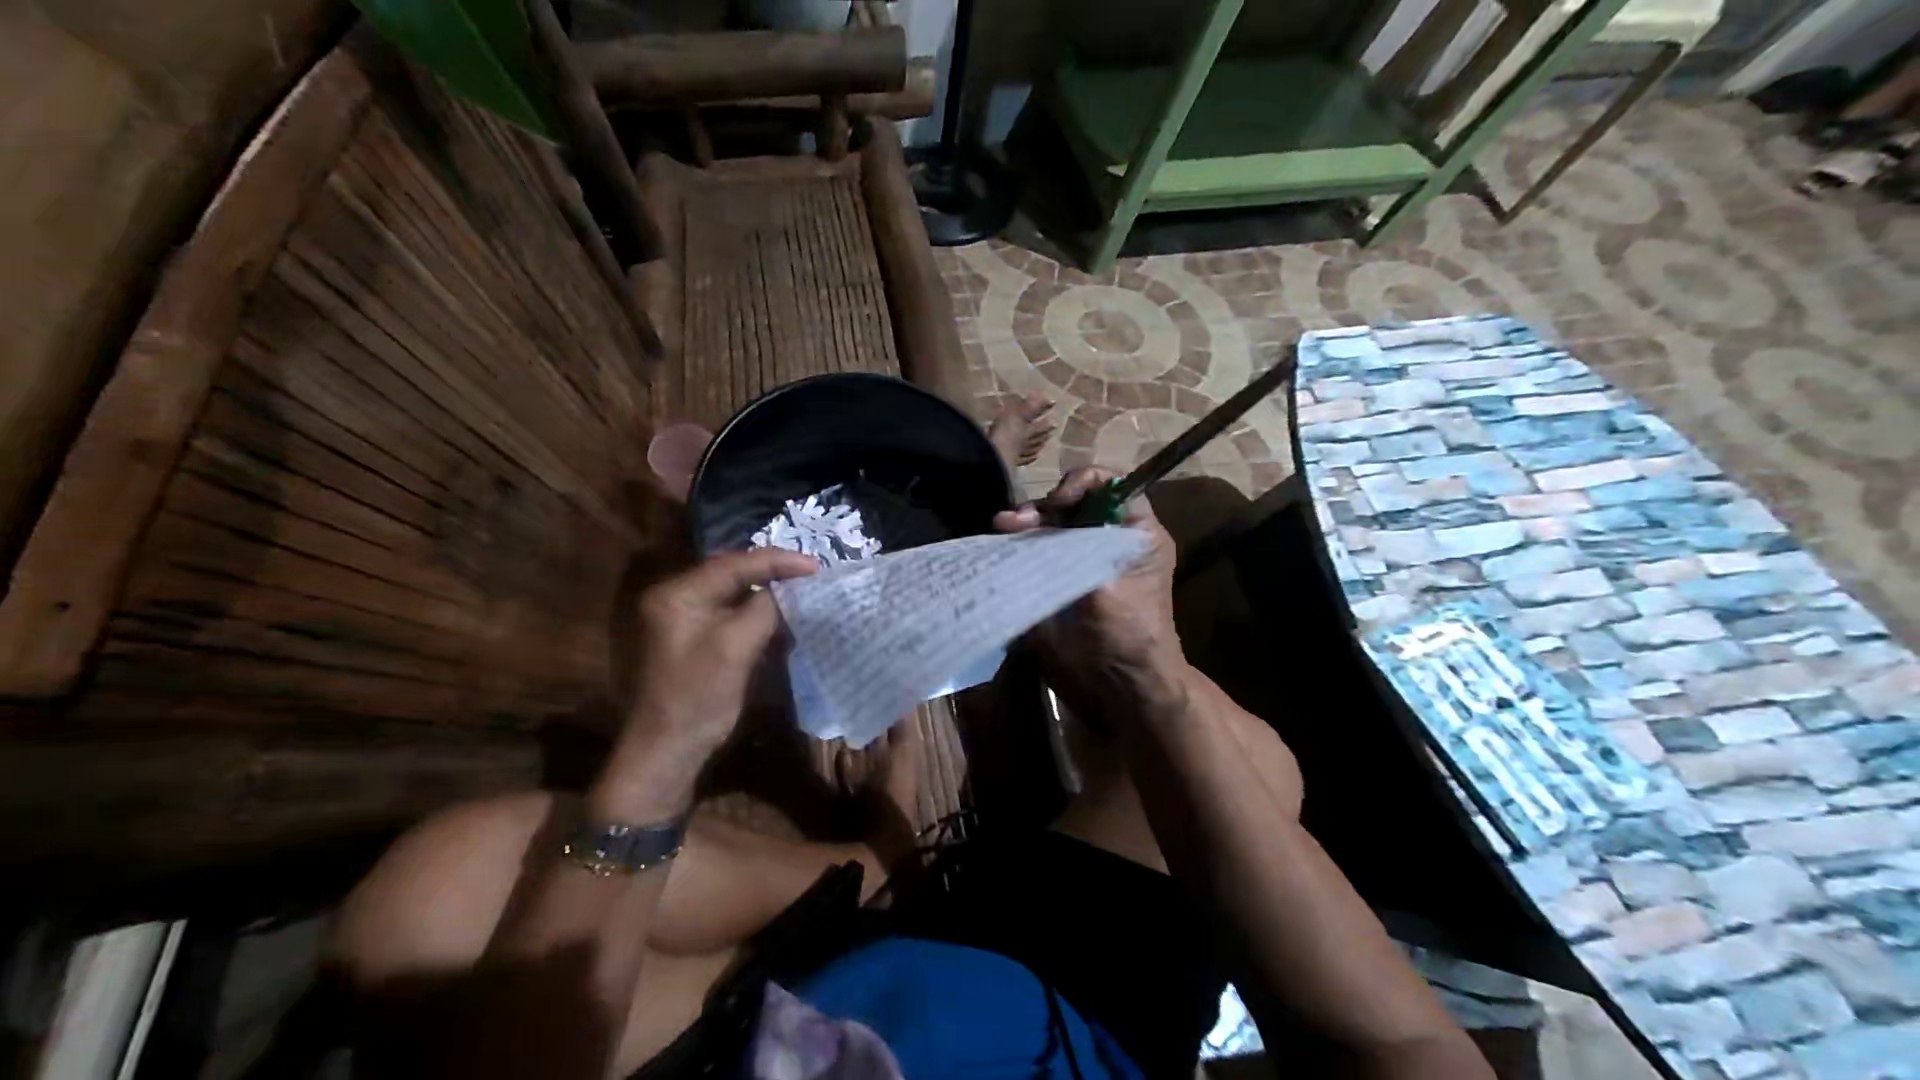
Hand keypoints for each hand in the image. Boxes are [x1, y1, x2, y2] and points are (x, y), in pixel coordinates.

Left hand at [593, 549, 816, 819]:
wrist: (668, 749)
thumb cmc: (698, 696)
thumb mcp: (735, 647)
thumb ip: (763, 609)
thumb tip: (789, 589)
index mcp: (679, 594)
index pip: (734, 564)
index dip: (777, 561)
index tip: (815, 566)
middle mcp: (678, 597)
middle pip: (733, 572)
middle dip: (773, 571)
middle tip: (811, 572)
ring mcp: (685, 618)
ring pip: (735, 591)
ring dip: (768, 590)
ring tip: (803, 587)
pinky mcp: (697, 637)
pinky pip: (732, 612)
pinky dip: (759, 610)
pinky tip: (782, 613)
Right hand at [994, 468, 1188, 716]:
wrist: (1124, 692)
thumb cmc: (1127, 641)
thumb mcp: (1103, 589)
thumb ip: (1066, 551)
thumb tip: (1016, 525)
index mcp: (1136, 534)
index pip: (1108, 485)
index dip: (1078, 484)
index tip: (1055, 505)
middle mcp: (1112, 540)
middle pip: (1074, 504)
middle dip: (1041, 508)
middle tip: (1011, 522)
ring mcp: (1088, 561)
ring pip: (1054, 527)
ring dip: (1027, 526)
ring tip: (1002, 530)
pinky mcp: (1066, 581)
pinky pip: (1044, 552)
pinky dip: (1023, 548)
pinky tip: (1002, 551)